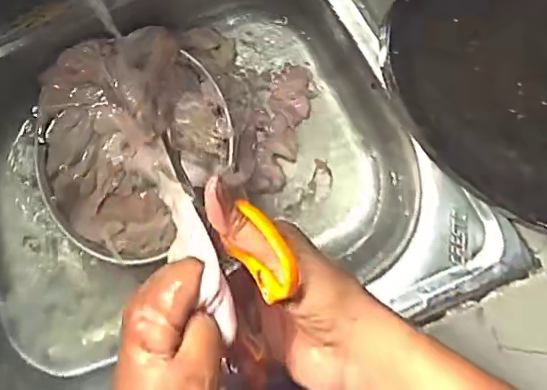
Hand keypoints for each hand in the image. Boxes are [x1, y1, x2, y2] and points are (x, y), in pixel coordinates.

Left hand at [115, 257, 224, 389]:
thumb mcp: (195, 373)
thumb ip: (207, 324)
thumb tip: (215, 300)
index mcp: (147, 304)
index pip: (191, 266)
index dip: (215, 283)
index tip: (231, 306)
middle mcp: (142, 302)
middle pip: (187, 278)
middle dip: (211, 297)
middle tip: (228, 327)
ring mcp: (145, 318)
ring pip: (186, 297)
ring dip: (206, 314)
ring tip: (220, 341)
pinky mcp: (150, 335)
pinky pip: (179, 316)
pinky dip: (195, 326)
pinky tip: (205, 349)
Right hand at [204, 182, 390, 389]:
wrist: (356, 358)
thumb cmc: (333, 299)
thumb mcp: (281, 258)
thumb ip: (244, 228)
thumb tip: (214, 187)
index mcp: (267, 241)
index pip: (221, 235)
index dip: (203, 249)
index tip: (190, 264)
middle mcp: (261, 271)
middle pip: (217, 276)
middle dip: (210, 291)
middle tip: (209, 303)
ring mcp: (261, 306)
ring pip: (222, 308)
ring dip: (219, 320)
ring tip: (222, 328)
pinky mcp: (263, 340)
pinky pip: (233, 340)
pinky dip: (230, 346)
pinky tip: (236, 348)